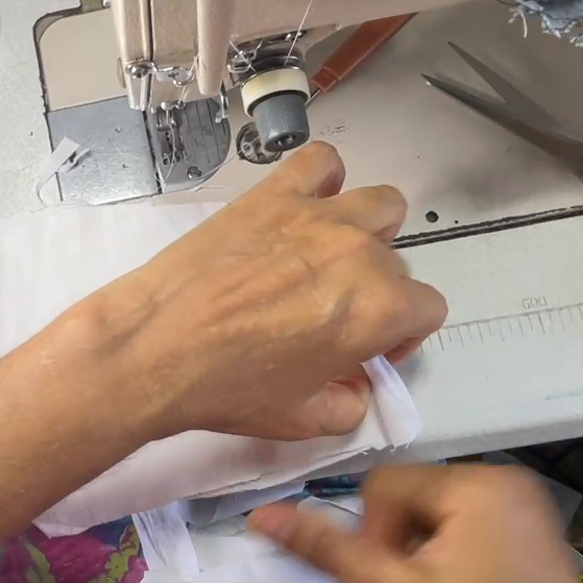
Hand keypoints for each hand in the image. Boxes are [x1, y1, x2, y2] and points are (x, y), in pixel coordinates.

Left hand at [84, 142, 445, 443]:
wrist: (155, 347)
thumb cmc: (225, 387)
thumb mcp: (302, 420)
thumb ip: (351, 404)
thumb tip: (356, 387)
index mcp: (377, 308)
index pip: (427, 309)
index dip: (401, 334)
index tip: (366, 348)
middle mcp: (358, 252)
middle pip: (396, 263)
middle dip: (373, 292)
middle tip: (331, 313)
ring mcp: (315, 216)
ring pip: (378, 204)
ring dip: (366, 230)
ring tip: (326, 256)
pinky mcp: (271, 195)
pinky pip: (319, 162)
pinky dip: (321, 179)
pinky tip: (301, 205)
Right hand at [247, 464, 582, 582]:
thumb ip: (324, 548)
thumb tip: (260, 515)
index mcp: (476, 481)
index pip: (382, 486)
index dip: (373, 536)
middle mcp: (505, 476)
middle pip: (408, 495)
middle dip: (398, 543)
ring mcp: (525, 500)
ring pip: (432, 510)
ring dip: (419, 548)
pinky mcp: (534, 525)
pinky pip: (464, 520)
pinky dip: (448, 550)